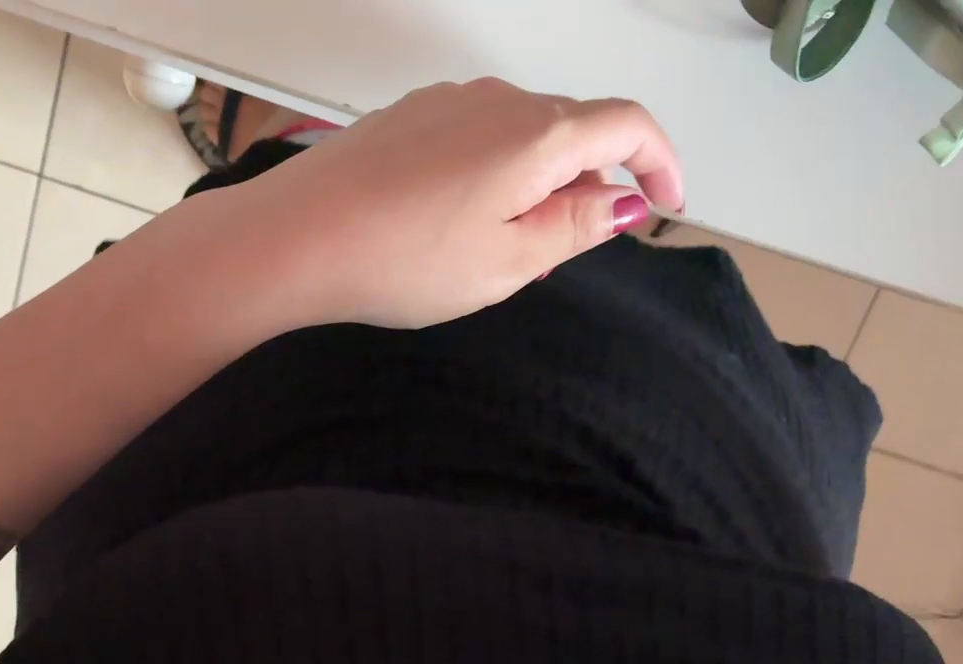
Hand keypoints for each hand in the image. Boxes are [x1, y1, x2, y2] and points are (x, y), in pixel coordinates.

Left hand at [211, 78, 684, 329]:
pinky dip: (485, 179)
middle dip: (581, 191)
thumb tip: (623, 202)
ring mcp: (444, 106)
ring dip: (528, 190)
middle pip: (569, 133)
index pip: (627, 127)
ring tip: (495, 253)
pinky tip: (452, 226)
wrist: (294, 239)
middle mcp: (496, 102)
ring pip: (515, 141)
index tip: (668, 205)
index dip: (660, 164)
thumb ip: (573, 228)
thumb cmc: (399, 260)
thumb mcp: (505, 263)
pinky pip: (469, 143)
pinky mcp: (403, 120)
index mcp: (536, 135)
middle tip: (558, 255)